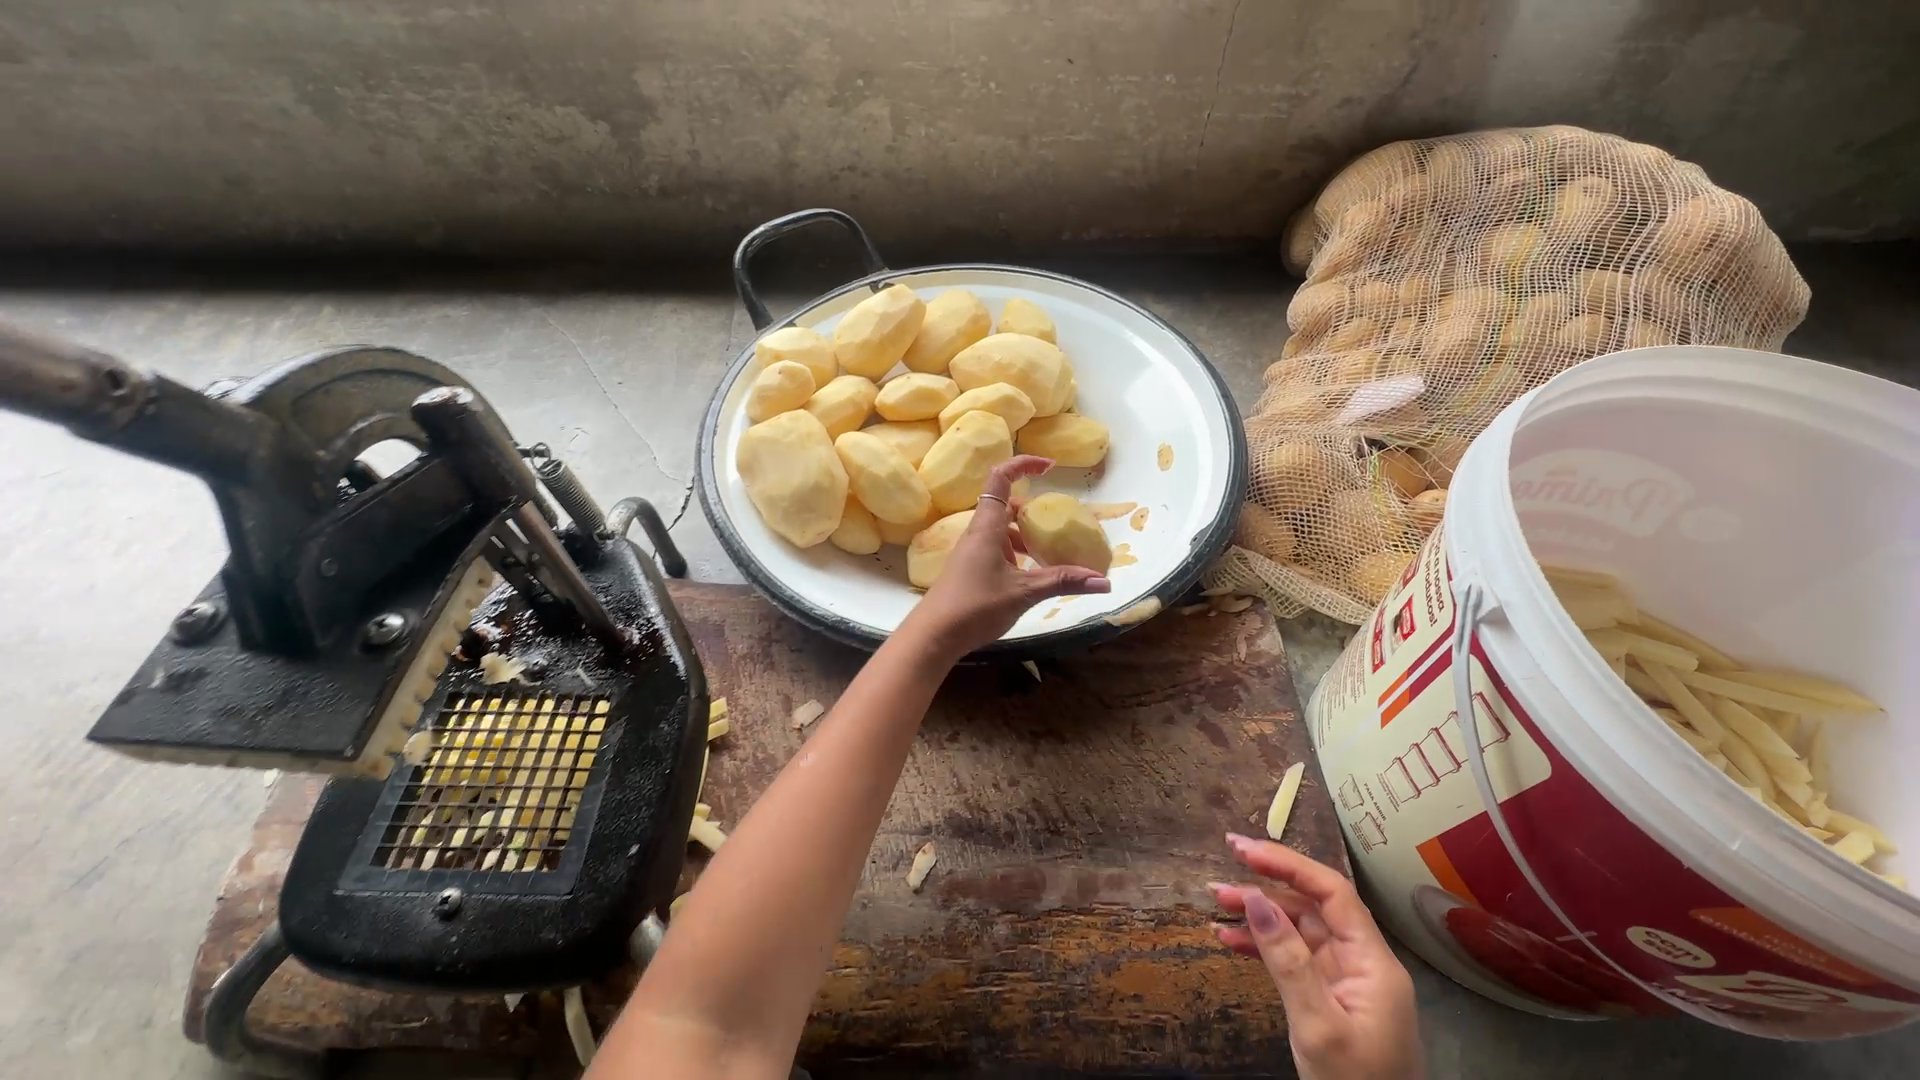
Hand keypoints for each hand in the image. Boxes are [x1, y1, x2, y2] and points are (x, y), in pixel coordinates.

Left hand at [902, 455, 1110, 657]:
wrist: (934, 635)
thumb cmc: (975, 606)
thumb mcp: (1024, 593)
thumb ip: (1063, 582)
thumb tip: (1104, 582)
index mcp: (988, 527)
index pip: (1002, 479)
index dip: (1024, 464)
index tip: (1049, 466)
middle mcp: (979, 533)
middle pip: (1007, 506)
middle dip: (1035, 511)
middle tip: (1061, 524)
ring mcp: (973, 552)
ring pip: (1004, 531)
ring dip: (1028, 536)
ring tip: (1054, 552)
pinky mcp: (972, 569)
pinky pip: (999, 550)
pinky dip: (1019, 554)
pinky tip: (1034, 574)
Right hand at [1210, 834, 1423, 1079]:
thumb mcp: (1317, 1025)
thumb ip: (1287, 960)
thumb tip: (1255, 899)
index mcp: (1372, 961)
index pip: (1332, 892)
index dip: (1287, 864)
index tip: (1244, 851)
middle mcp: (1360, 960)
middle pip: (1311, 907)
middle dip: (1264, 887)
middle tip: (1218, 876)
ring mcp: (1344, 978)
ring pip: (1297, 929)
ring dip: (1257, 915)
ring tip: (1214, 904)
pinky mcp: (1329, 996)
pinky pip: (1292, 957)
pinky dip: (1260, 945)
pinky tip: (1228, 939)